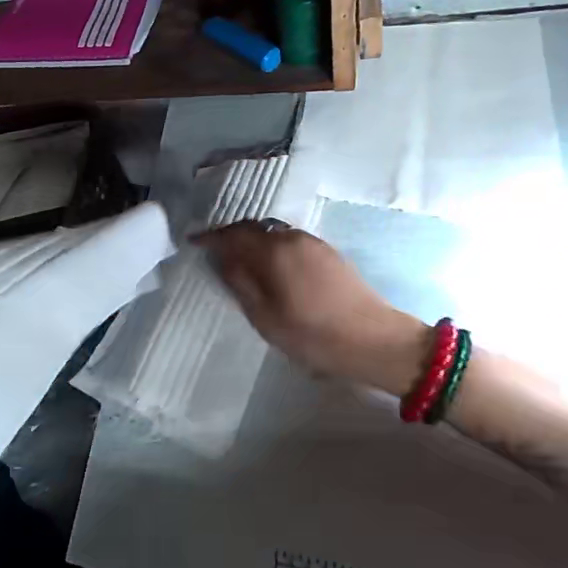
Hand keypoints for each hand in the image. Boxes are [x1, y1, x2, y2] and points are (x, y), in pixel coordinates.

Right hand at [195, 221, 431, 395]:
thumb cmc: (312, 334)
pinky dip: (274, 247)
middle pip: (256, 228)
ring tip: (241, 259)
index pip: (235, 234)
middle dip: (233, 236)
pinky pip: (292, 241)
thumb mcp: (266, 317)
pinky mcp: (330, 253)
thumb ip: (241, 284)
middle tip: (215, 249)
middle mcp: (294, 238)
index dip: (212, 237)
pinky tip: (271, 266)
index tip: (195, 242)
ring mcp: (315, 243)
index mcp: (275, 250)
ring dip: (255, 241)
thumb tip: (223, 259)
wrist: (372, 339)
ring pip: (275, 233)